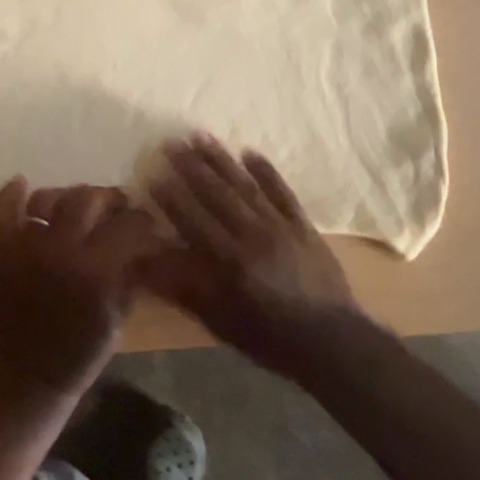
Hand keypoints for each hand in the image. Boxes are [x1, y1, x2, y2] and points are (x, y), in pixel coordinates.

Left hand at [0, 179, 160, 395]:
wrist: (31, 372)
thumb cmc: (83, 350)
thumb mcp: (120, 315)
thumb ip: (132, 275)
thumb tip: (149, 243)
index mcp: (98, 270)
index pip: (127, 225)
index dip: (141, 219)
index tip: (146, 221)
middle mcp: (63, 250)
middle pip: (88, 199)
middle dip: (109, 197)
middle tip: (117, 205)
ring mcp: (30, 247)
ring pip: (49, 198)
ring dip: (68, 194)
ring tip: (79, 202)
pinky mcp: (5, 252)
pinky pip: (2, 215)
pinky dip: (9, 195)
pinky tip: (21, 182)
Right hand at [142, 133, 362, 376]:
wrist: (332, 343)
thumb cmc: (269, 338)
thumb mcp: (219, 321)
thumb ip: (184, 289)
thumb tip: (147, 264)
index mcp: (229, 261)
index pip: (193, 220)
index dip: (171, 198)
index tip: (153, 174)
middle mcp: (253, 235)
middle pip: (218, 195)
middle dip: (192, 168)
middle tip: (171, 143)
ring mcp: (281, 227)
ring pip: (246, 186)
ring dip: (222, 160)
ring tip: (201, 137)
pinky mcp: (303, 226)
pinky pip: (283, 193)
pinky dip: (267, 172)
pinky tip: (250, 153)